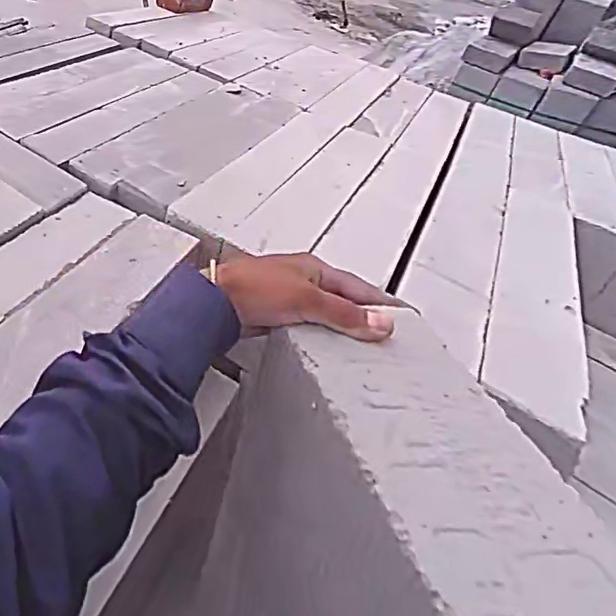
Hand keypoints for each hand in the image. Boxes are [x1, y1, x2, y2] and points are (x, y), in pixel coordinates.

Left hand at [211, 253, 402, 343]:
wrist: (213, 302)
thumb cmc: (249, 287)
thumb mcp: (306, 299)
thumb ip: (343, 314)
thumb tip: (379, 322)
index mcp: (313, 268)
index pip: (359, 287)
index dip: (381, 303)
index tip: (402, 316)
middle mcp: (302, 279)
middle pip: (343, 300)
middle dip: (365, 315)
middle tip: (388, 334)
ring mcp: (289, 297)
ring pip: (326, 314)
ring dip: (343, 327)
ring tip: (363, 343)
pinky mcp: (276, 315)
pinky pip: (310, 325)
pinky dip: (323, 335)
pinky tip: (327, 347)